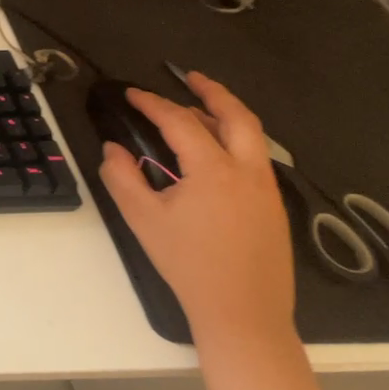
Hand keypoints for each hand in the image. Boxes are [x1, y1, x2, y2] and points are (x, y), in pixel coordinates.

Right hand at [98, 71, 295, 340]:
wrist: (243, 312)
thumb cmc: (188, 263)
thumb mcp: (142, 218)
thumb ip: (121, 176)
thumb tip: (114, 147)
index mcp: (214, 171)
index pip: (181, 121)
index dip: (152, 103)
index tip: (130, 94)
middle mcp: (248, 172)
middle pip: (238, 117)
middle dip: (213, 92)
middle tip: (190, 77)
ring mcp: (267, 190)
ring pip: (252, 137)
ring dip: (225, 115)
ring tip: (197, 110)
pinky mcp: (274, 207)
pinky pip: (255, 159)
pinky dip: (234, 140)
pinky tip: (213, 151)